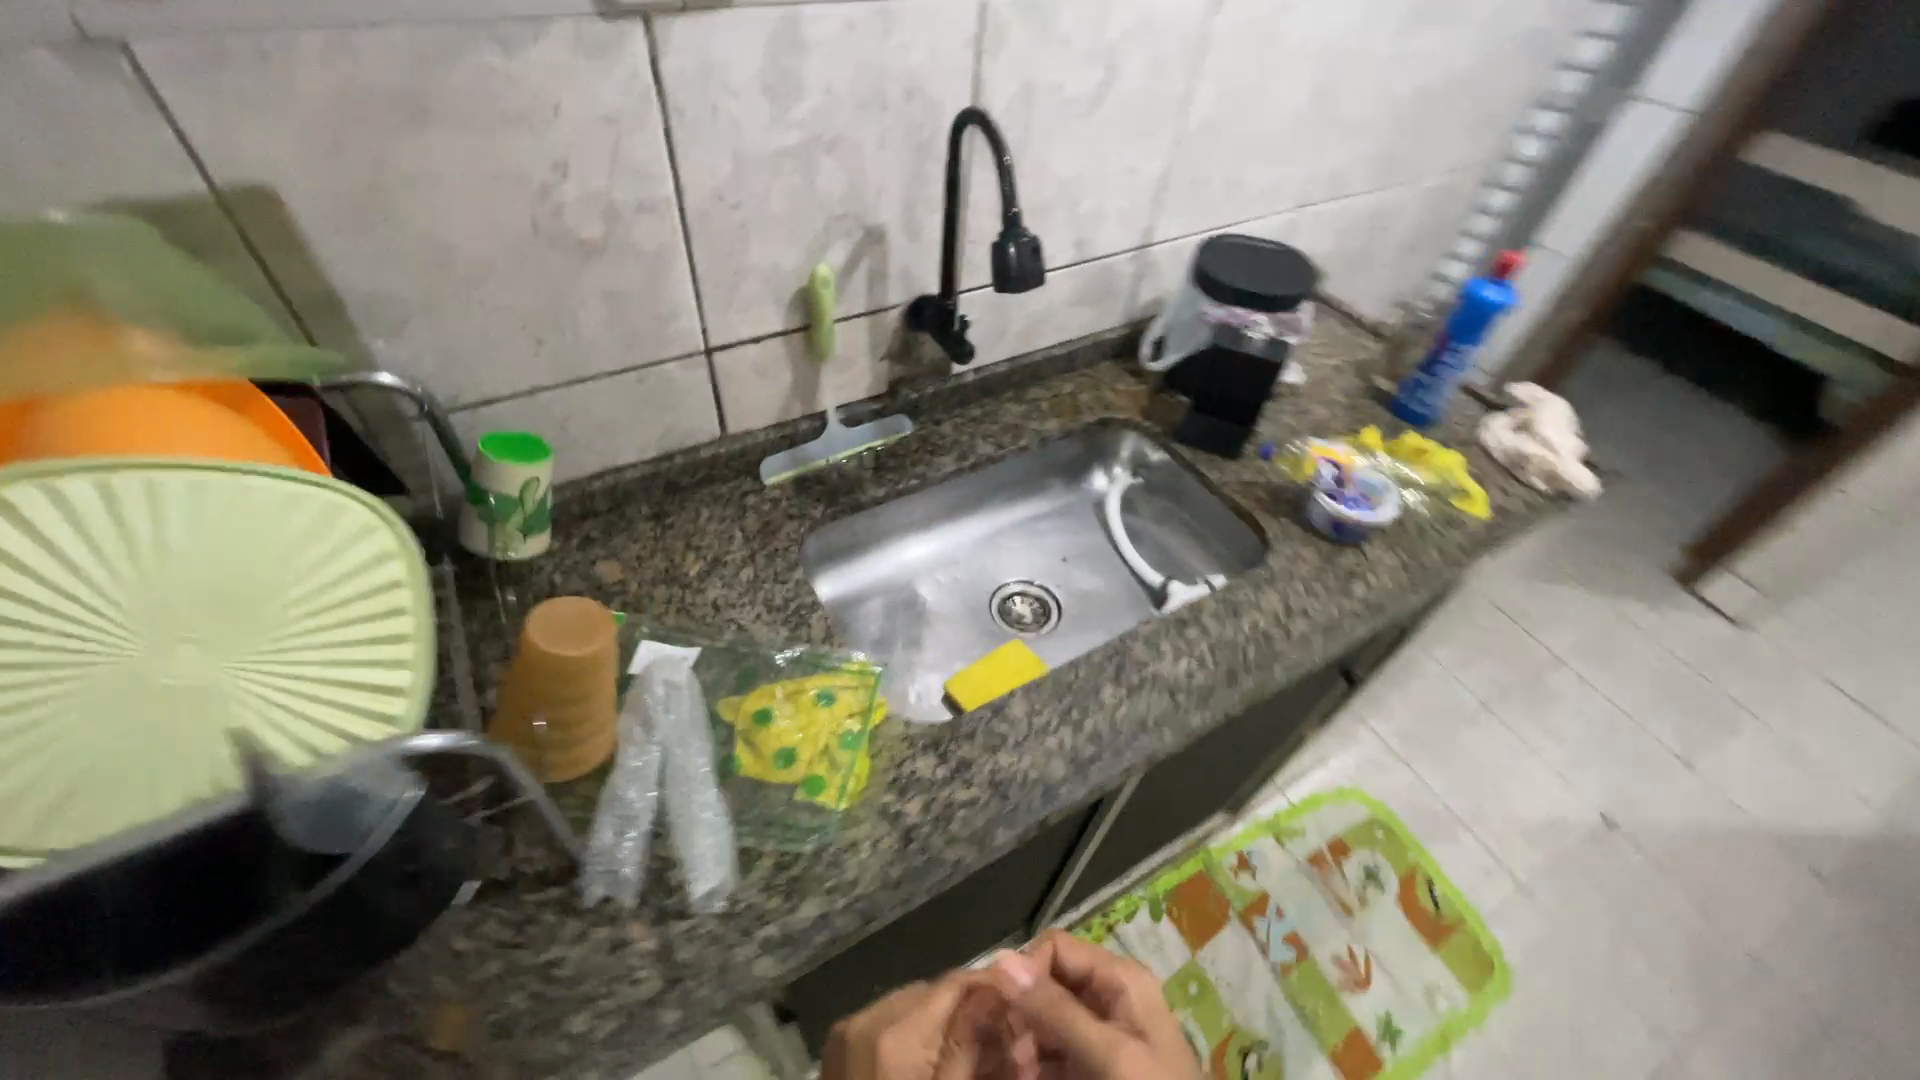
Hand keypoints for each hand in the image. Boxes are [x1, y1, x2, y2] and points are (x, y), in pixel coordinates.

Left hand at [823, 971, 1033, 1079]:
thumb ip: (969, 1044)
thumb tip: (1000, 986)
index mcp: (897, 1037)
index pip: (954, 983)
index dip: (989, 987)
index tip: (1016, 1002)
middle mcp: (868, 1018)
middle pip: (932, 990)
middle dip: (964, 1009)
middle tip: (995, 1040)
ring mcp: (848, 1028)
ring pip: (909, 1000)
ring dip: (937, 1018)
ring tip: (958, 1054)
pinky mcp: (838, 1041)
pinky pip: (884, 1016)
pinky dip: (909, 1029)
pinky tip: (921, 1061)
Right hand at [988, 929, 1199, 1079]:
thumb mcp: (1108, 1055)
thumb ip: (1056, 1010)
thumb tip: (1001, 959)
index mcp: (1119, 979)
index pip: (1056, 947)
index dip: (1027, 974)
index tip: (1007, 1015)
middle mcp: (1109, 995)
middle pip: (1048, 982)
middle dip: (1024, 1015)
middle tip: (1017, 1058)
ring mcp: (1102, 1032)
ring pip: (1045, 1019)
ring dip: (1026, 1046)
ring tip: (1024, 1075)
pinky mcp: (1094, 1065)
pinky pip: (1053, 1050)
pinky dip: (1036, 1065)